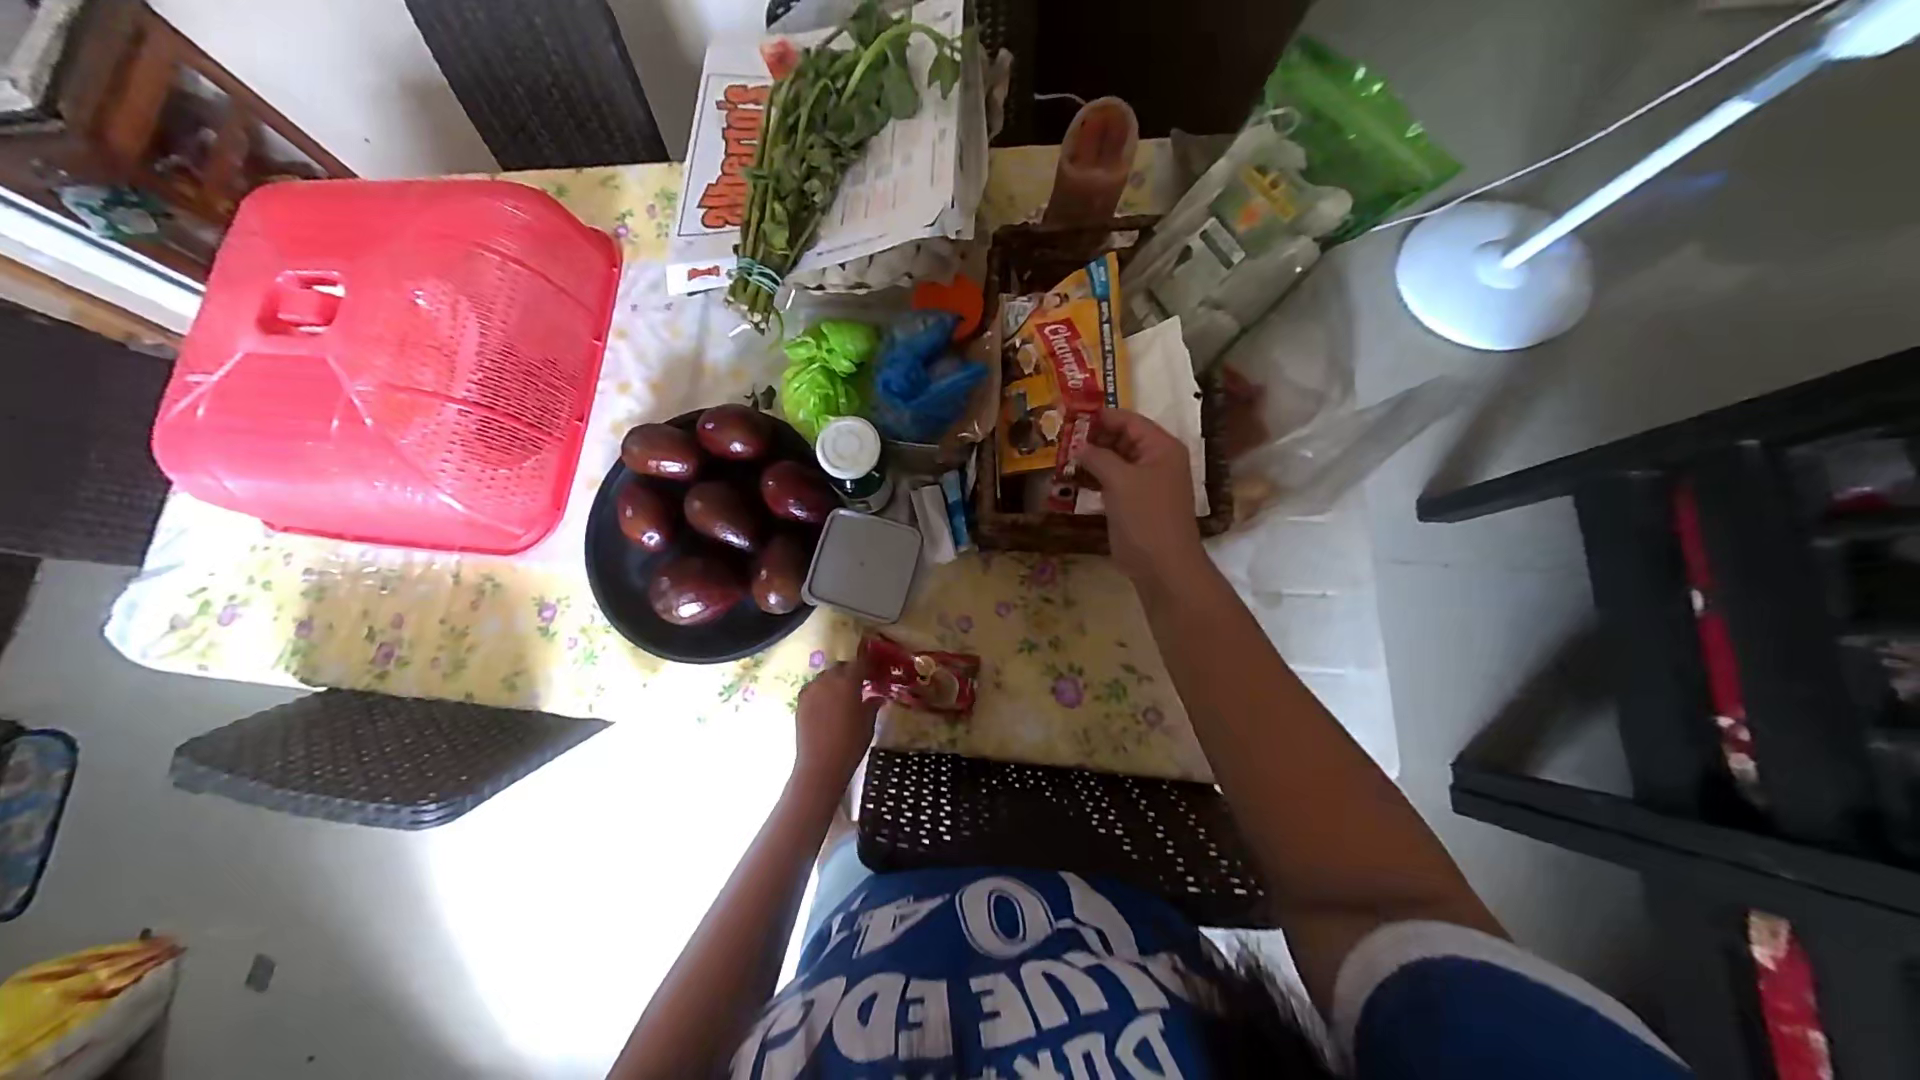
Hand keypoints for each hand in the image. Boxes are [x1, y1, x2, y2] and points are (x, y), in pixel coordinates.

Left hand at [792, 662, 879, 791]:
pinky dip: (823, 690)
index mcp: (847, 681)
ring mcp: (811, 689)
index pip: (860, 664)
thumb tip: (877, 697)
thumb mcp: (867, 723)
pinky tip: (828, 704)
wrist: (820, 764)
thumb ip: (872, 705)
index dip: (869, 667)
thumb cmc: (850, 742)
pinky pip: (814, 687)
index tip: (875, 673)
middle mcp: (827, 679)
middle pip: (841, 667)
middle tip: (861, 684)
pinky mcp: (800, 701)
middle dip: (851, 672)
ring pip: (826, 676)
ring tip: (843, 695)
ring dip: (836, 680)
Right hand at [1076, 408, 1204, 584]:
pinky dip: (1095, 478)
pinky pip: (1114, 482)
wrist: (1163, 566)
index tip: (1070, 417)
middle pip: (1122, 438)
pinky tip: (1072, 479)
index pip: (1129, 420)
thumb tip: (1079, 446)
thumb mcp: (1120, 480)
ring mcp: (1146, 483)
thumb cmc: (1145, 516)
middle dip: (1094, 438)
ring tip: (1062, 457)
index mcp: (1161, 447)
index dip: (1101, 417)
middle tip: (1061, 439)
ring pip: (1116, 461)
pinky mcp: (1135, 503)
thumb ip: (1098, 457)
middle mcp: (1156, 460)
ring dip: (1092, 459)